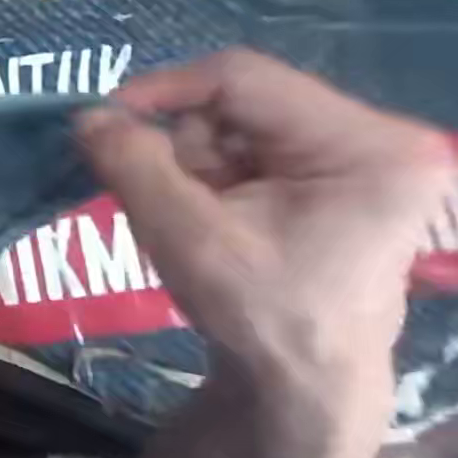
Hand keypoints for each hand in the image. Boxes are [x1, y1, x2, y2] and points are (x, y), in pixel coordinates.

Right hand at [76, 50, 453, 457]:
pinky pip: (231, 142)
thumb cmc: (259, 313)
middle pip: (231, 99)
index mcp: (367, 144)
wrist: (298, 380)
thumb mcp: (185, 237)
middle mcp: (371, 134)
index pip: (239, 77)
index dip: (160, 90)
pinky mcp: (321, 169)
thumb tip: (85, 114)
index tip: (102, 124)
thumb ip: (133, 166)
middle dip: (179, 143)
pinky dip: (197, 172)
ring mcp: (348, 151)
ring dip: (185, 160)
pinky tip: (206, 213)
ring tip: (193, 216)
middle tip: (169, 198)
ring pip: (223, 120)